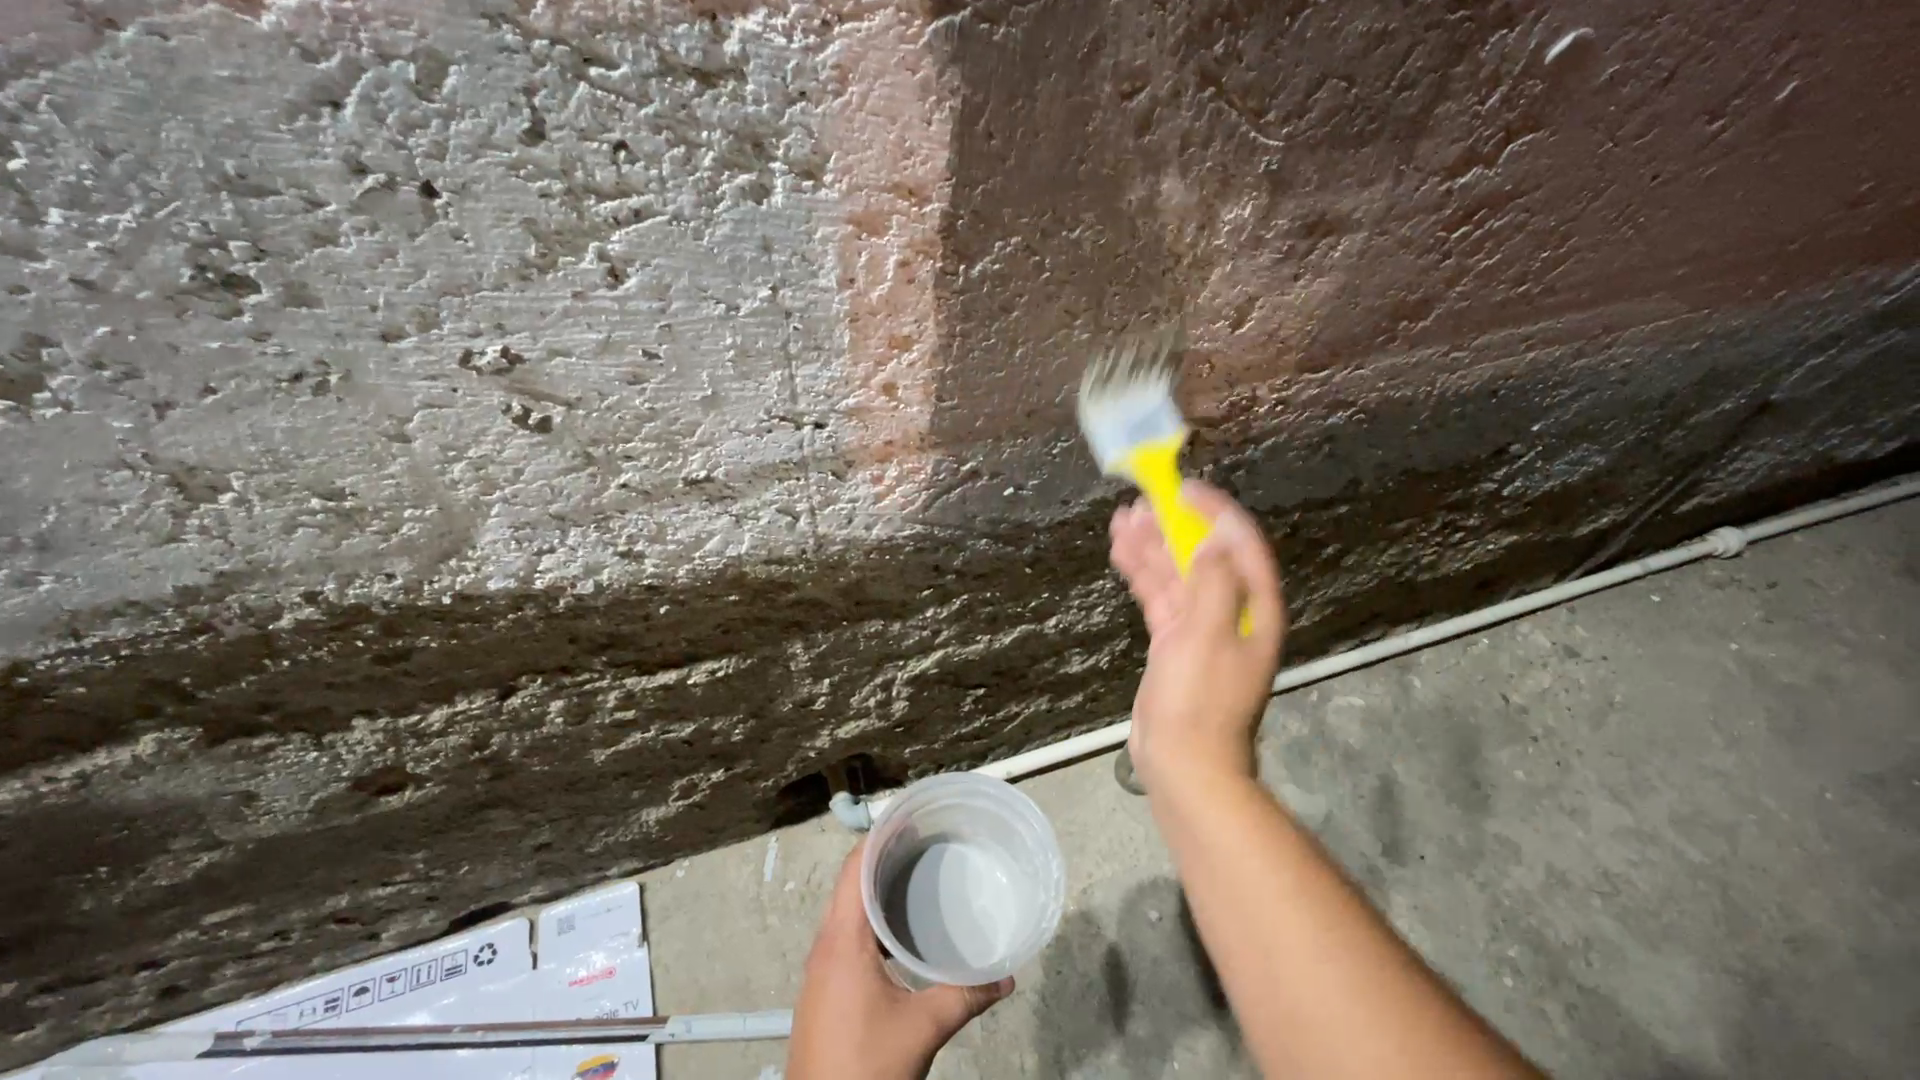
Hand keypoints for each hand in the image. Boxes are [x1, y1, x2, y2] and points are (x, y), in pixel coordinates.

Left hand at [786, 841, 1014, 1079]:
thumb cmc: (866, 1065)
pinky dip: (873, 921)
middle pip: (851, 883)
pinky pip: (847, 936)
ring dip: (878, 891)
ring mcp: (821, 969)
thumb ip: (965, 997)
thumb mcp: (922, 1028)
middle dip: (885, 859)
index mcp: (842, 940)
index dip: (880, 836)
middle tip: (928, 844)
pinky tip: (901, 935)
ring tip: (919, 879)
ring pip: (848, 911)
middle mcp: (826, 945)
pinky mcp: (825, 989)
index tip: (913, 819)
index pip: (855, 867)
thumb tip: (1006, 977)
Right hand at [1109, 480, 1286, 793]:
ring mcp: (1199, 627)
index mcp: (1254, 607)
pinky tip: (1122, 553)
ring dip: (1151, 546)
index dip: (1214, 513)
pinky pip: (1158, 597)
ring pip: (1175, 574)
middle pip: (1203, 555)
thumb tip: (1213, 538)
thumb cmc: (1202, 698)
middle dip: (1174, 526)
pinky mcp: (1172, 643)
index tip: (1183, 489)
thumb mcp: (1209, 634)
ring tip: (1123, 519)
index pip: (1240, 544)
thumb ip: (1213, 581)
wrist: (1184, 761)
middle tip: (1141, 501)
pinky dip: (1141, 575)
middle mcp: (1230, 611)